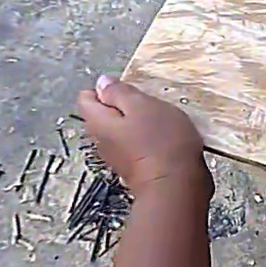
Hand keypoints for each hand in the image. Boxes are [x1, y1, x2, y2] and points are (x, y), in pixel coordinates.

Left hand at [77, 75, 211, 198]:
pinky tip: (169, 140)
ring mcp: (119, 155)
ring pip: (124, 130)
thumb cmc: (162, 142)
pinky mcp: (137, 165)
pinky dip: (150, 139)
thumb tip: (103, 82)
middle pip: (107, 114)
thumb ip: (121, 93)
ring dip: (141, 123)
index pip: (88, 97)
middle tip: (154, 106)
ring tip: (165, 123)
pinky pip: (139, 144)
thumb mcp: (144, 107)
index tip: (136, 92)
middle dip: (128, 107)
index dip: (110, 89)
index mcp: (99, 121)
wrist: (177, 183)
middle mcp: (102, 139)